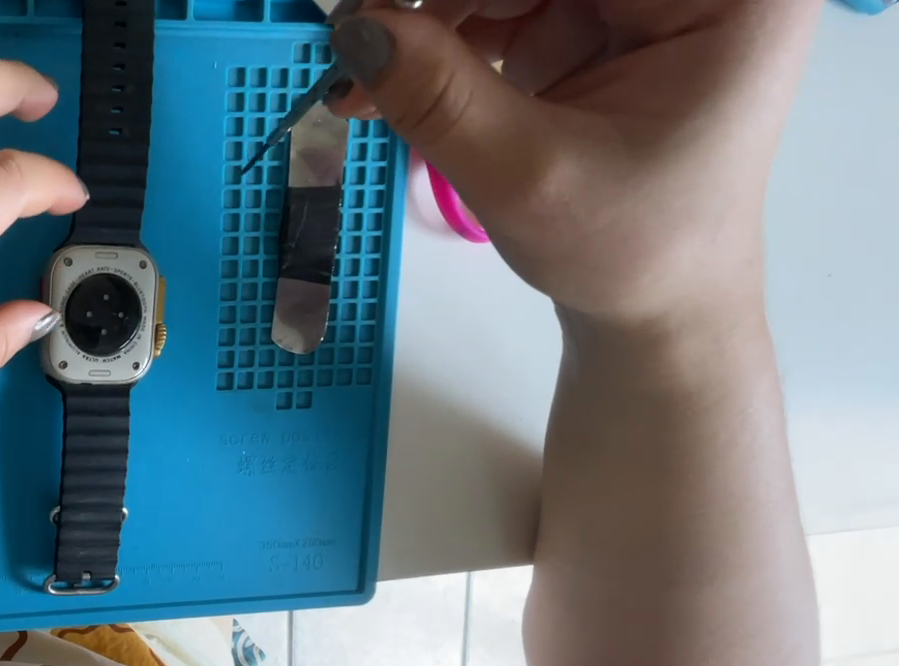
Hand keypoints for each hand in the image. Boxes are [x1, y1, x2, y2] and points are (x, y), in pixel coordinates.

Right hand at [328, 0, 820, 330]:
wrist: (651, 296)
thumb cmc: (616, 245)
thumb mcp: (521, 175)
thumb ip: (440, 98)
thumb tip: (357, 30)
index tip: (365, 19)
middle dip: (441, 8)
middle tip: (354, 55)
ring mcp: (639, 2)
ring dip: (430, 31)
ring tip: (362, 89)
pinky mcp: (595, 30)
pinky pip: (504, 17)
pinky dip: (442, 51)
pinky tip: (395, 88)